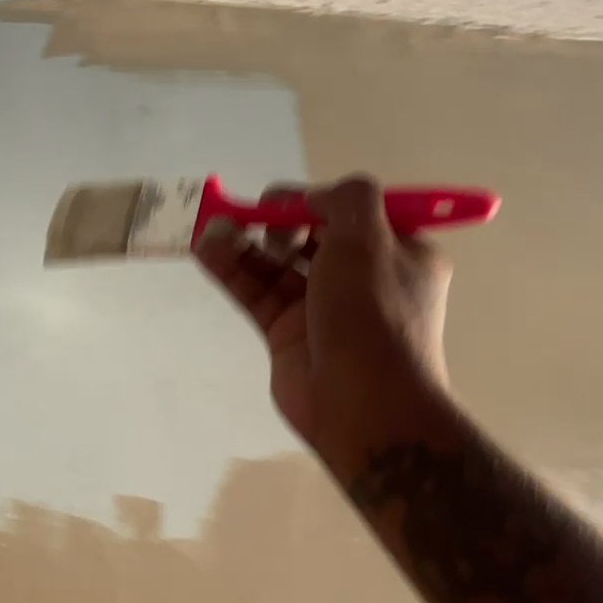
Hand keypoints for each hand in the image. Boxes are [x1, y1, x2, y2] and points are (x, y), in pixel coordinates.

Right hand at [195, 175, 451, 458]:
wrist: (362, 403)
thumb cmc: (373, 315)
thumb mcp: (370, 240)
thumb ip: (345, 199)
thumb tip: (311, 199)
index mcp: (396, 253)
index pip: (351, 213)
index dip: (315, 201)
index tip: (285, 204)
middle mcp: (359, 278)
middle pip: (308, 236)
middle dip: (275, 222)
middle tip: (257, 223)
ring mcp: (320, 307)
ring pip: (275, 264)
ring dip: (243, 244)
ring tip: (212, 230)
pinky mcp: (285, 331)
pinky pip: (255, 292)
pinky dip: (231, 271)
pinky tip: (205, 251)